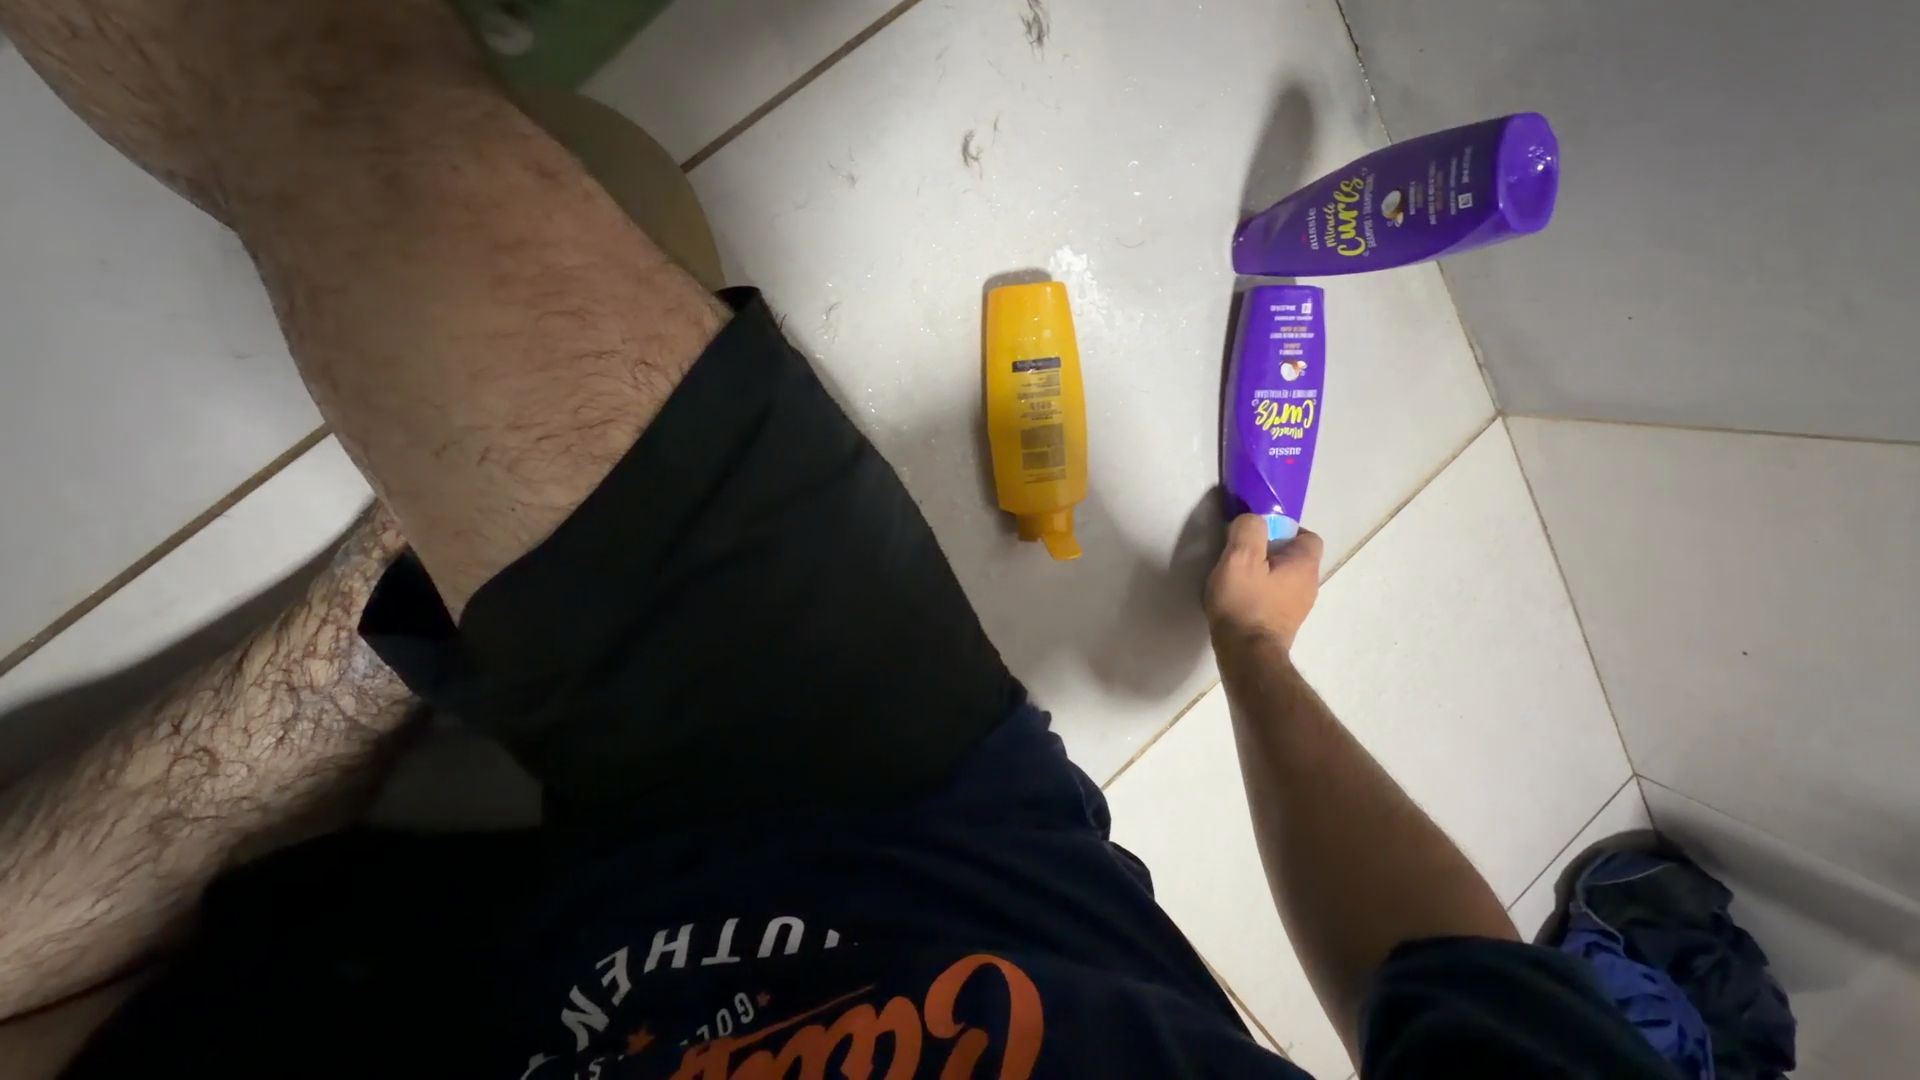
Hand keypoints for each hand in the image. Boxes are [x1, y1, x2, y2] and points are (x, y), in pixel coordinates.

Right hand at [1205, 515, 1324, 651]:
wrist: (1247, 655)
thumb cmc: (1244, 603)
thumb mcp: (1239, 558)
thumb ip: (1248, 529)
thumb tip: (1252, 520)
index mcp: (1305, 565)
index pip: (1307, 536)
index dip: (1283, 530)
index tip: (1257, 535)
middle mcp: (1310, 585)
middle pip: (1294, 557)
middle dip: (1269, 552)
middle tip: (1241, 556)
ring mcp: (1299, 608)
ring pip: (1284, 579)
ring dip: (1264, 575)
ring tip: (1237, 580)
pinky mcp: (1283, 623)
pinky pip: (1276, 598)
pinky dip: (1261, 594)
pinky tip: (1240, 601)